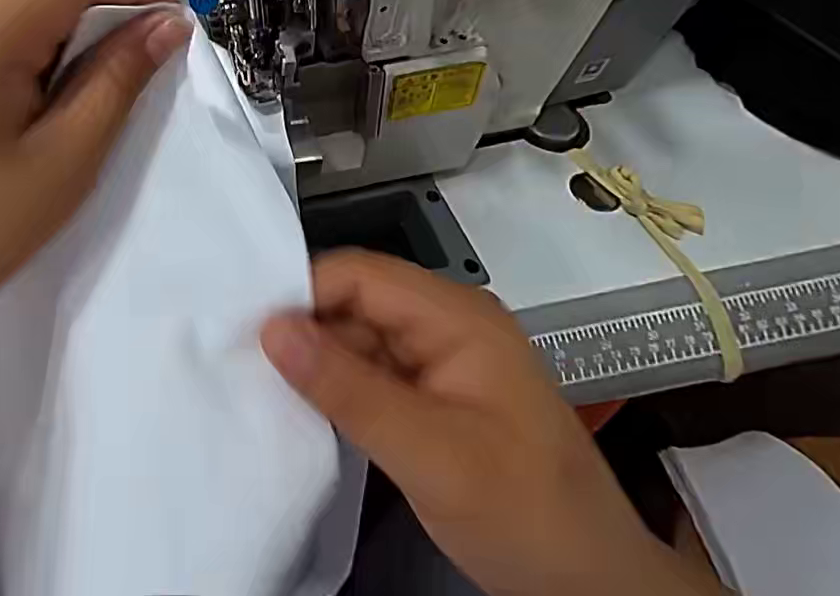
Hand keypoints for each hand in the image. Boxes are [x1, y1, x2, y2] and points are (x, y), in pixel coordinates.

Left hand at [0, 0, 190, 363]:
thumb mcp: (63, 159)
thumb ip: (118, 79)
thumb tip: (165, 23)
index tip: (173, 23)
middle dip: (95, 18)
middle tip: (137, 70)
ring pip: (4, 15)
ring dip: (57, 41)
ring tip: (81, 102)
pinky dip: (17, 58)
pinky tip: (26, 110)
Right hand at [261, 251, 711, 595]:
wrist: (592, 587)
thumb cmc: (527, 514)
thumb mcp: (432, 453)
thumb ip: (348, 389)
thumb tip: (273, 330)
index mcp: (456, 315)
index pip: (361, 275)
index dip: (304, 290)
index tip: (251, 324)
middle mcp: (444, 322)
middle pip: (355, 300)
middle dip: (304, 324)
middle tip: (247, 355)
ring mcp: (437, 356)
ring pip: (356, 334)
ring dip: (316, 356)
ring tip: (262, 379)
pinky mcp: (429, 390)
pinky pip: (368, 368)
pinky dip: (335, 383)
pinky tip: (304, 402)